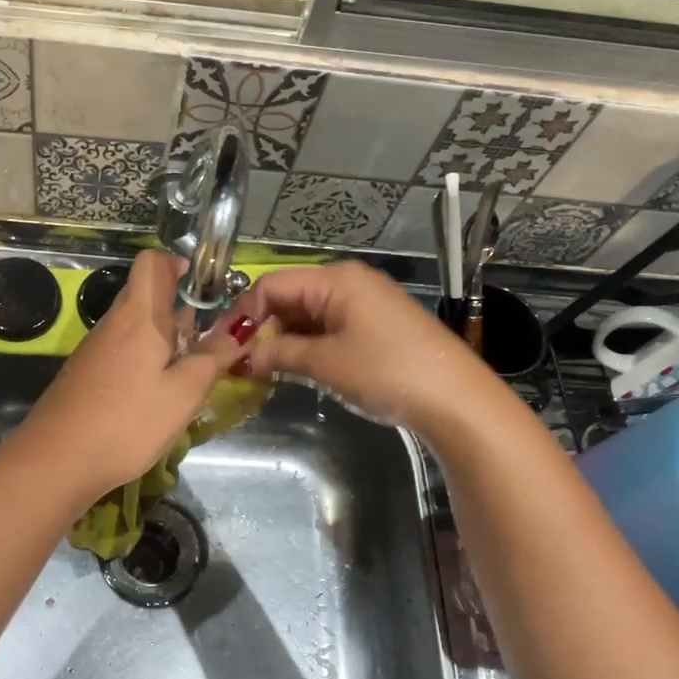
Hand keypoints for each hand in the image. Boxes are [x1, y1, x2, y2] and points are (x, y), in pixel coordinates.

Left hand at [6, 250, 245, 502]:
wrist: (56, 460)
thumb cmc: (128, 422)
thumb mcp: (184, 393)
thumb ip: (213, 358)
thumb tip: (238, 330)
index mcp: (139, 315)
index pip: (152, 262)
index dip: (178, 263)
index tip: (204, 286)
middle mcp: (114, 323)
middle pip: (147, 296)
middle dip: (181, 309)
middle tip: (212, 339)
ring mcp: (95, 350)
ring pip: (137, 329)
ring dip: (166, 340)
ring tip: (191, 371)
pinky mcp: (86, 376)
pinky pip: (123, 353)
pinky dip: (146, 362)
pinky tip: (157, 396)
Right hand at [229, 261, 486, 435]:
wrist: (454, 400)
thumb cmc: (386, 371)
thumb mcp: (325, 363)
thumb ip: (278, 354)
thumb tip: (243, 356)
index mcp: (336, 279)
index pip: (271, 284)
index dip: (244, 314)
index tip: (223, 347)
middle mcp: (349, 283)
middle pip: (289, 297)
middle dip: (262, 328)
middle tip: (239, 363)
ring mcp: (364, 305)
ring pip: (307, 315)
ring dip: (283, 340)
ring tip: (261, 371)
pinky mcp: (375, 328)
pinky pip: (328, 328)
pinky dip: (307, 346)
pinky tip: (294, 370)